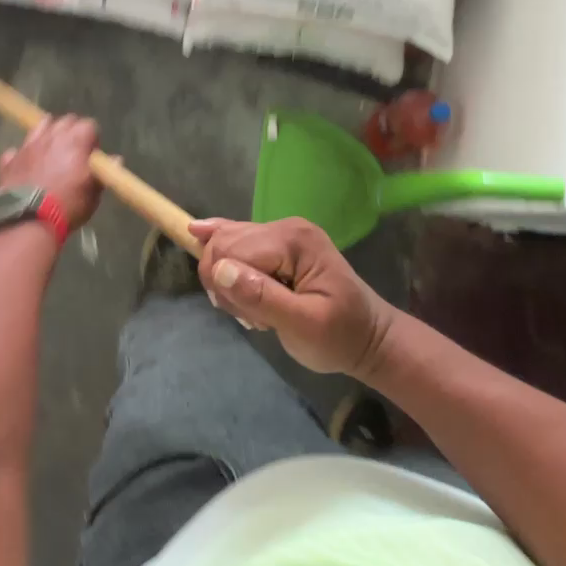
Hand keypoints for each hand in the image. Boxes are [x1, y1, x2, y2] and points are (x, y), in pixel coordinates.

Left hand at [0, 115, 103, 228]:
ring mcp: (28, 146)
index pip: (89, 125)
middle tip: (74, 152)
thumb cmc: (68, 205)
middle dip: (71, 131)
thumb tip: (116, 159)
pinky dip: (23, 155)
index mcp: (75, 141)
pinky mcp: (10, 160)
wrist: (28, 219)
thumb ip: (103, 173)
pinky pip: (18, 149)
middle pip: (65, 121)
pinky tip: (27, 166)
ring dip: (48, 134)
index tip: (92, 155)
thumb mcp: (93, 194)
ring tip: (51, 151)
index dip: (92, 139)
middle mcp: (52, 137)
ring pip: (40, 127)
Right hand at [188, 217, 398, 377]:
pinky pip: (237, 238)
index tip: (251, 319)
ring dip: (229, 280)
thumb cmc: (339, 337)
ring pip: (226, 242)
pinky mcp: (276, 243)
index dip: (226, 286)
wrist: (368, 338)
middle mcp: (285, 227)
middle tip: (253, 317)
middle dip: (225, 283)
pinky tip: (198, 235)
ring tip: (255, 309)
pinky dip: (224, 254)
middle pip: (224, 244)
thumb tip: (220, 270)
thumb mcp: (303, 326)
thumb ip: (262, 297)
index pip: (231, 250)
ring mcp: (281, 232)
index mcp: (294, 241)